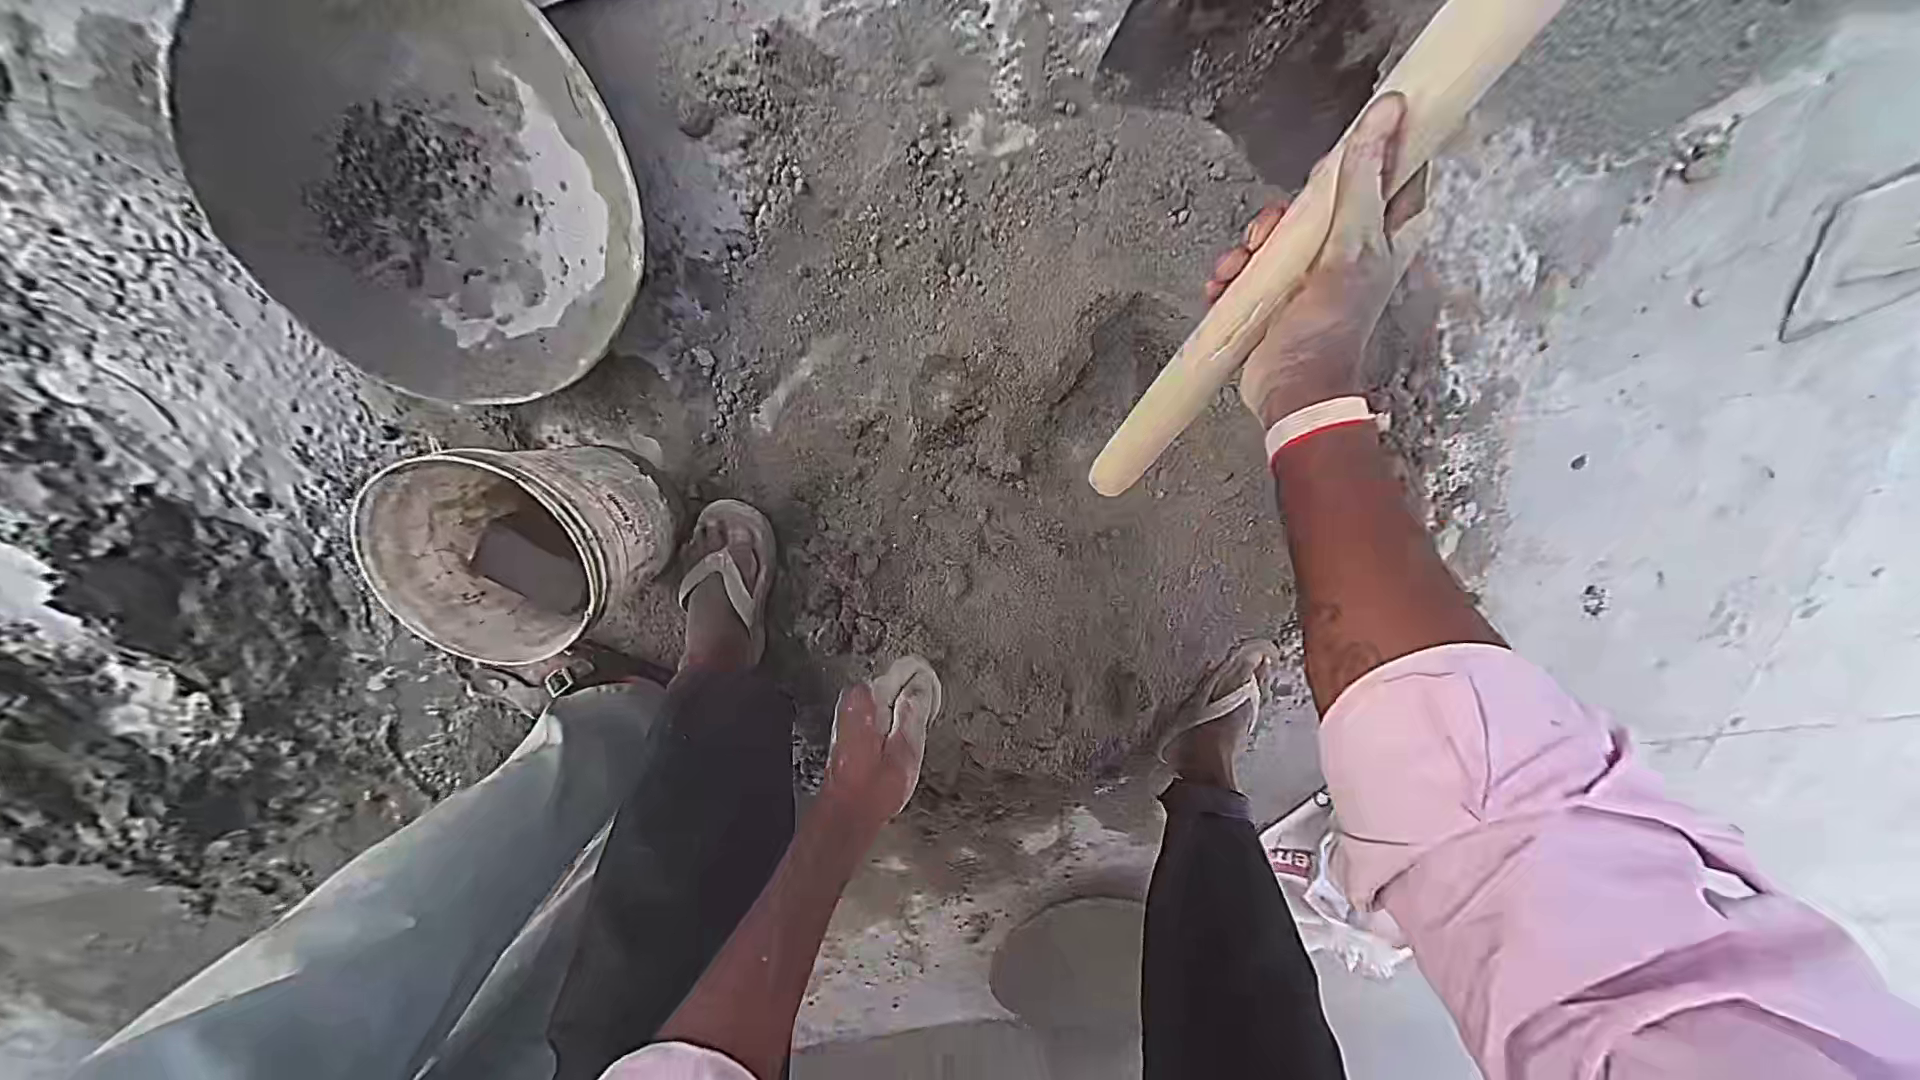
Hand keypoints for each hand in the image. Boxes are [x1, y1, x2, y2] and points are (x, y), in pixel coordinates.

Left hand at [821, 671, 933, 824]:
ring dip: (906, 712)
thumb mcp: (906, 748)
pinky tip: (895, 745)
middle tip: (919, 729)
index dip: (927, 686)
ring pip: (892, 694)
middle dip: (916, 699)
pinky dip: (895, 721)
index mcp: (868, 697)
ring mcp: (851, 709)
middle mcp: (855, 697)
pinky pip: (883, 708)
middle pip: (899, 678)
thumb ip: (915, 709)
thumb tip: (923, 682)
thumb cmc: (873, 789)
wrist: (845, 814)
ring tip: (907, 741)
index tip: (930, 708)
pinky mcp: (852, 722)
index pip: (908, 667)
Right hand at [1205, 92, 1433, 426]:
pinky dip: (1231, 277)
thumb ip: (1362, 182)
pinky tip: (1221, 287)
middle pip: (1315, 206)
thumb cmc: (1328, 325)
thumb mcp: (1350, 246)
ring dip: (1247, 249)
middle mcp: (1346, 251)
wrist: (1290, 385)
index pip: (1387, 175)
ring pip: (1276, 238)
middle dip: (1282, 216)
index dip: (1358, 161)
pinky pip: (1248, 273)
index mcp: (1384, 234)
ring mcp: (1305, 276)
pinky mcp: (1272, 298)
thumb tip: (1387, 111)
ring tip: (1235, 268)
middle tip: (1267, 232)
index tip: (1326, 166)